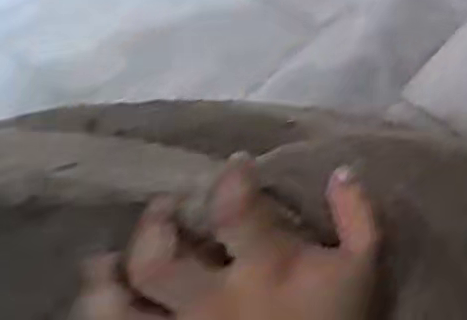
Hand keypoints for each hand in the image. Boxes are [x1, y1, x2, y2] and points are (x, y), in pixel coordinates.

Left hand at [73, 155, 379, 319]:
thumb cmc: (338, 317)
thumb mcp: (364, 259)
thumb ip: (357, 211)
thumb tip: (340, 170)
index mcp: (263, 266)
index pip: (235, 210)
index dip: (231, 178)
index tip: (235, 162)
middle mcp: (210, 301)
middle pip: (156, 262)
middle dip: (152, 225)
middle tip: (163, 205)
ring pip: (114, 315)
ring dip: (102, 284)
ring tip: (102, 263)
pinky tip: (109, 307)